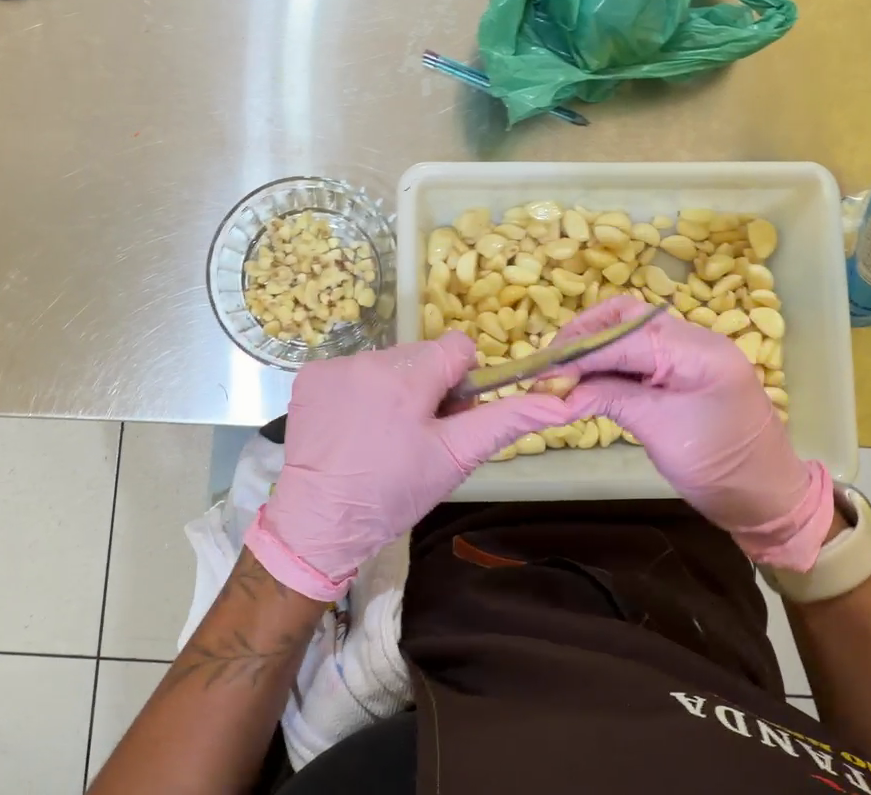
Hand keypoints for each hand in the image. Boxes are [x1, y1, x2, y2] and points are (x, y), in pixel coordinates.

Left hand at [244, 332, 582, 600]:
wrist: (320, 522)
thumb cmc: (394, 493)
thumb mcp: (455, 459)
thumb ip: (506, 422)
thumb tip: (561, 402)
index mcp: (410, 376)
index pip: (457, 347)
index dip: (461, 382)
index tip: (447, 417)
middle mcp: (370, 359)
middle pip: (420, 355)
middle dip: (426, 386)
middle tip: (414, 434)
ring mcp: (334, 365)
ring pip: (386, 362)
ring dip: (391, 388)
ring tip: (380, 433)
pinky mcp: (309, 376)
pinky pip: (349, 370)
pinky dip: (356, 392)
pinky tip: (351, 427)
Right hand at [552, 296, 833, 570]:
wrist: (768, 498)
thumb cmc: (718, 467)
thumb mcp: (658, 431)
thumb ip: (608, 399)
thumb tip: (556, 391)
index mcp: (697, 351)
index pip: (623, 337)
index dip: (579, 352)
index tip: (541, 371)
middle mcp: (695, 339)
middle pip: (626, 316)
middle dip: (584, 336)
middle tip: (551, 366)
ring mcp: (692, 352)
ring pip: (630, 329)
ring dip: (594, 346)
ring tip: (563, 373)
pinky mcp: (685, 368)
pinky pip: (640, 350)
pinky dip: (610, 359)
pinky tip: (587, 379)